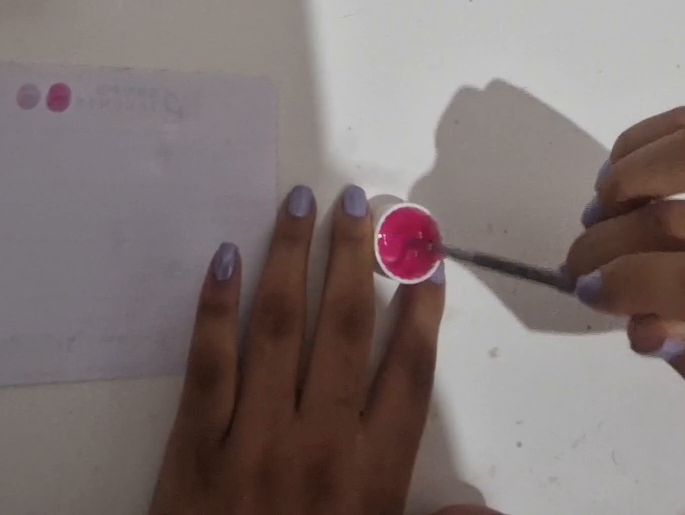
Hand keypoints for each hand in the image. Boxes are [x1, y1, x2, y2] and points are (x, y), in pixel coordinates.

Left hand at [149, 185, 446, 514]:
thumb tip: (490, 509)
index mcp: (369, 477)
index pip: (409, 375)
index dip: (422, 312)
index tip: (425, 262)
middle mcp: (319, 443)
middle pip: (347, 328)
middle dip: (354, 256)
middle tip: (355, 201)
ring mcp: (253, 436)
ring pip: (281, 324)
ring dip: (293, 255)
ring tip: (300, 202)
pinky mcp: (195, 441)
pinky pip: (209, 359)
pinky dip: (217, 304)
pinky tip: (226, 255)